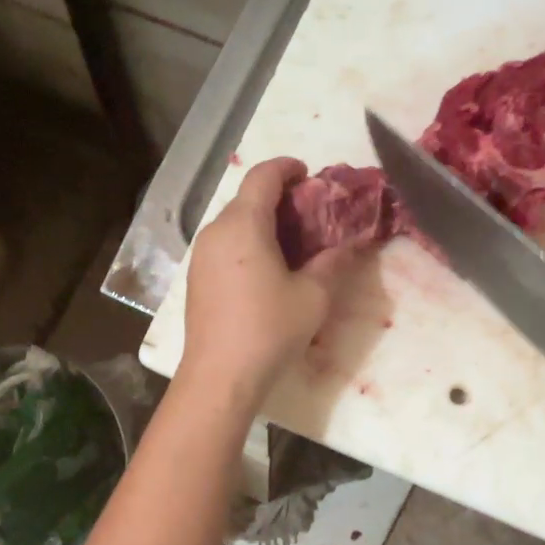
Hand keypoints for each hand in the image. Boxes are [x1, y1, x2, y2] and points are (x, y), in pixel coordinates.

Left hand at [183, 158, 361, 397]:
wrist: (219, 377)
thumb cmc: (268, 331)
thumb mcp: (313, 297)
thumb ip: (333, 264)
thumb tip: (350, 246)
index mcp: (243, 224)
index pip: (263, 175)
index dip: (288, 168)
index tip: (308, 175)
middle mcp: (215, 232)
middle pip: (247, 199)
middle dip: (278, 200)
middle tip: (309, 216)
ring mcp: (200, 258)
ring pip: (233, 226)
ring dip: (261, 225)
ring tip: (291, 246)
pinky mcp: (195, 282)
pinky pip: (223, 249)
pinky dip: (246, 247)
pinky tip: (266, 272)